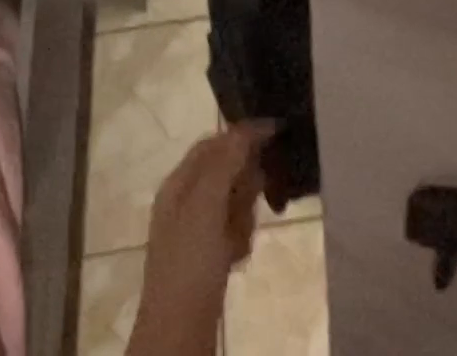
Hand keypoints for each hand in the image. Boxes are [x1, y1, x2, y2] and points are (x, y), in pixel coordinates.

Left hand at [128, 122, 273, 355]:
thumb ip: (225, 164)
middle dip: (246, 184)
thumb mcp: (206, 206)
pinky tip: (238, 256)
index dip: (244, 135)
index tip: (278, 133)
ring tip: (239, 240)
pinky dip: (242, 236)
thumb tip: (249, 126)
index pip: (214, 141)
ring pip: (237, 200)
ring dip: (246, 214)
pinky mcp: (209, 251)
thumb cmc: (189, 264)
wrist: (178, 331)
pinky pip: (237, 228)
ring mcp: (197, 227)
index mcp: (178, 183)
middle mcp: (185, 199)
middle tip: (250, 204)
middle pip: (229, 170)